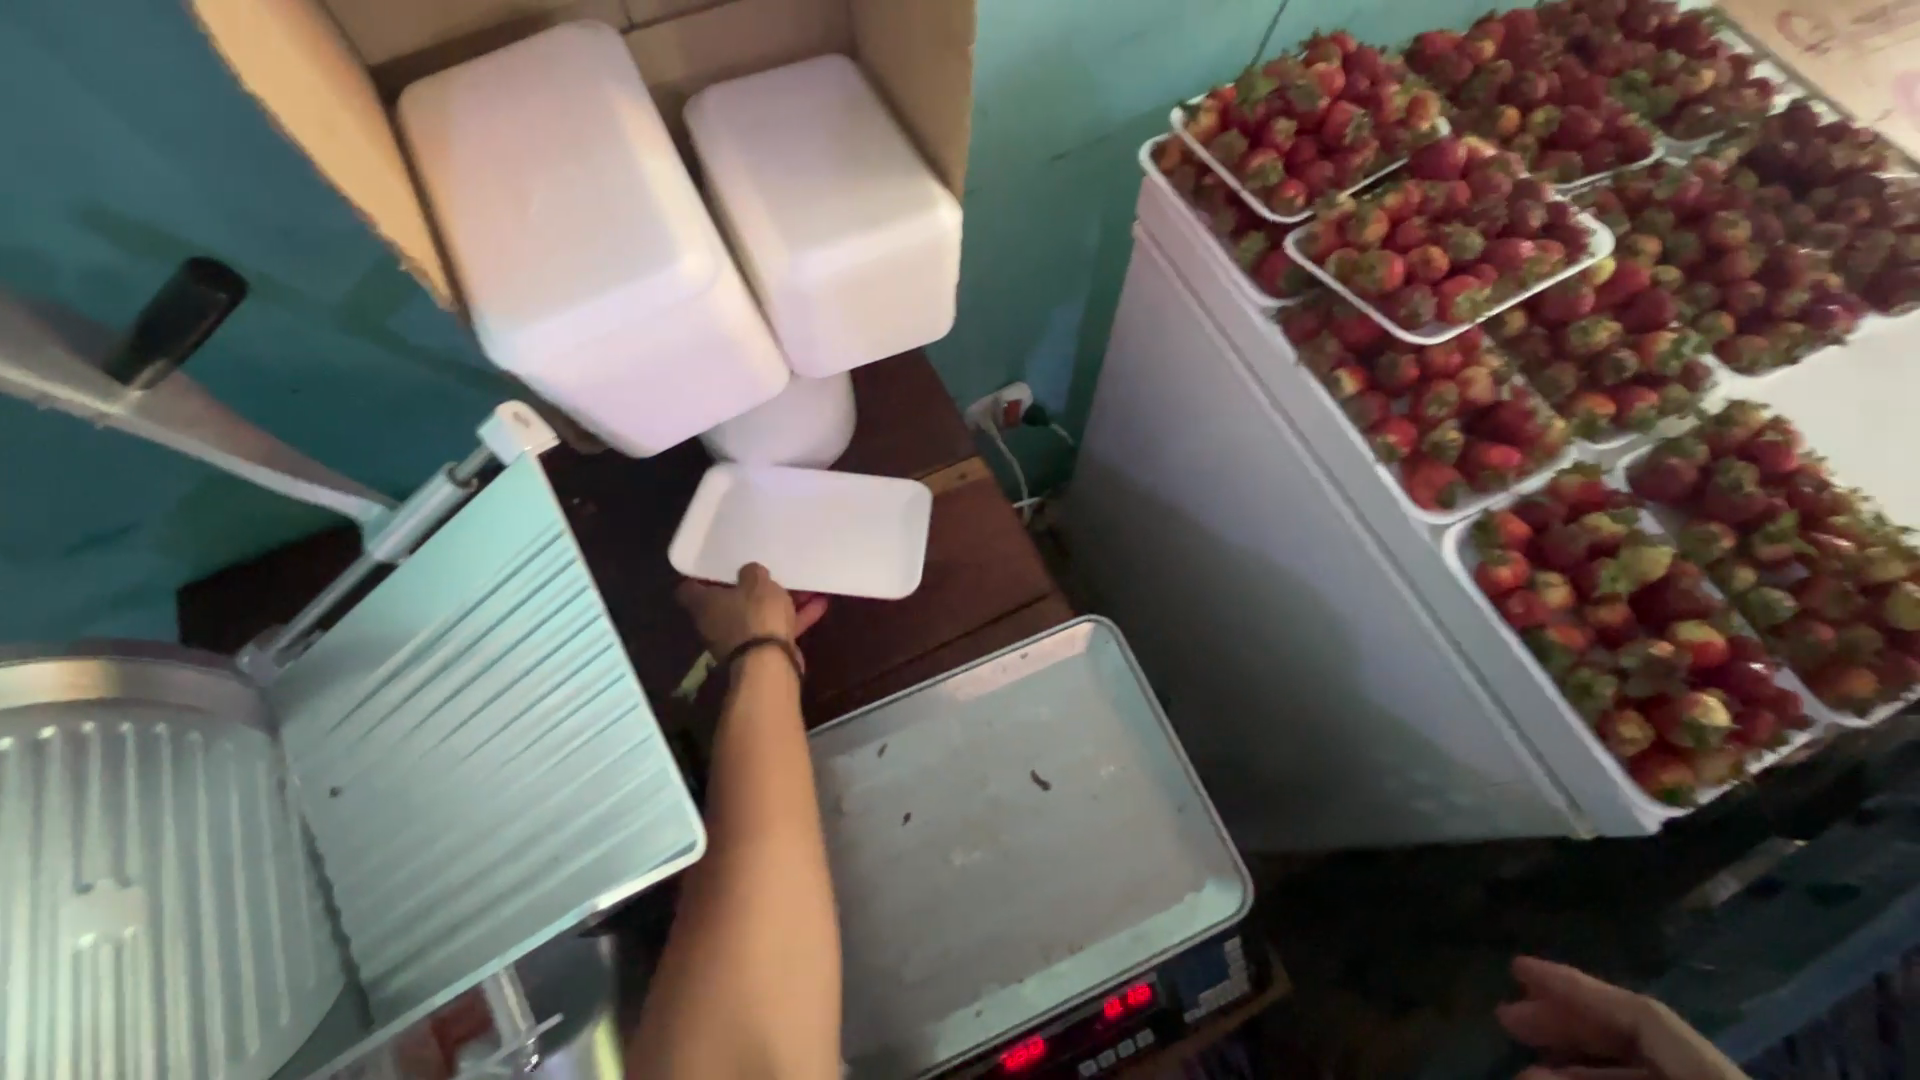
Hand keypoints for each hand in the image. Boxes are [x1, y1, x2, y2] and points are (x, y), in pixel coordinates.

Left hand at [676, 562, 827, 658]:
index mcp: (705, 604)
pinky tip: (819, 604)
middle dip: (750, 588)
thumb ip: (752, 572)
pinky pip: (778, 629)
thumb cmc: (755, 616)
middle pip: (730, 602)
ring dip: (780, 602)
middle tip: (766, 571)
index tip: (717, 565)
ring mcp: (740, 640)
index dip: (701, 576)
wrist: (770, 664)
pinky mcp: (763, 652)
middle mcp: (717, 624)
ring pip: (759, 615)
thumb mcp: (757, 583)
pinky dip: (796, 617)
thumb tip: (748, 571)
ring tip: (804, 584)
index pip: (689, 588)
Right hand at [1497, 957, 1748, 1079]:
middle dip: (1567, 1023)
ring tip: (1522, 1064)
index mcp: (1714, 1069)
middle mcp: (1712, 1071)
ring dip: (1575, 1060)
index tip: (1516, 969)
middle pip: (1636, 1034)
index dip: (1576, 987)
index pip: (1641, 1012)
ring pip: (1637, 1066)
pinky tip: (1555, 1079)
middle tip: (1507, 1017)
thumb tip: (1523, 1073)